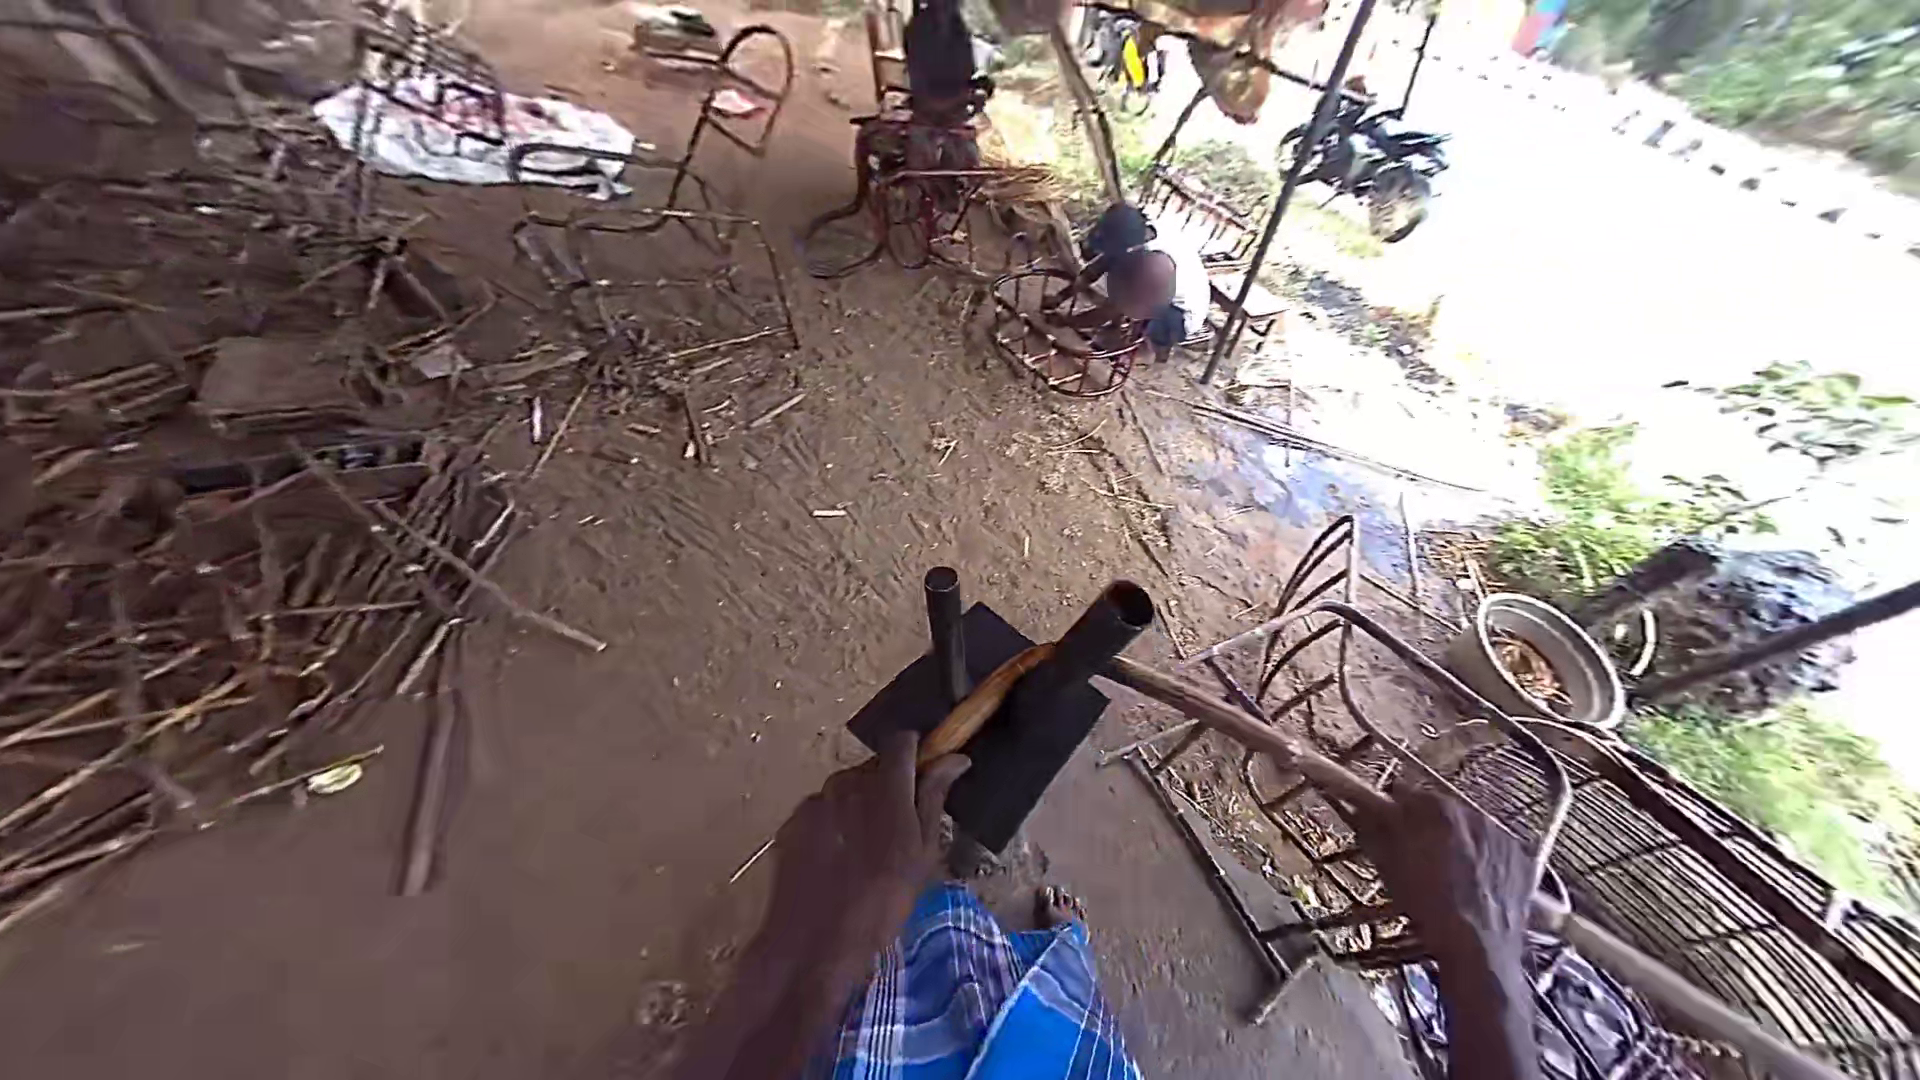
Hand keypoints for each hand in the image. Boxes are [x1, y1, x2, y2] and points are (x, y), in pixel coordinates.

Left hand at [762, 731, 969, 976]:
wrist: (812, 946)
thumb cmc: (881, 902)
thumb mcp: (922, 853)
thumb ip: (934, 796)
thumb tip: (956, 758)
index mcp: (885, 785)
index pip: (902, 740)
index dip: (914, 751)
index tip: (922, 773)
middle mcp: (847, 781)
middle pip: (874, 768)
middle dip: (887, 788)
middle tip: (894, 830)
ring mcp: (815, 800)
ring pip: (846, 790)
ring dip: (858, 807)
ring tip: (861, 853)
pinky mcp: (792, 821)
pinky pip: (821, 811)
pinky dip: (831, 825)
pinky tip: (833, 862)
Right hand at [1348, 779, 1535, 968]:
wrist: (1478, 948)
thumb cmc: (1425, 900)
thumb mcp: (1384, 859)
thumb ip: (1368, 823)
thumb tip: (1357, 804)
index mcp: (1434, 807)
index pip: (1401, 790)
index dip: (1390, 808)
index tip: (1386, 825)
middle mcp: (1470, 813)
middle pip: (1435, 806)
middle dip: (1423, 822)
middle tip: (1414, 849)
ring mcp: (1500, 835)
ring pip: (1463, 825)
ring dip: (1451, 836)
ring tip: (1445, 867)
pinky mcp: (1521, 858)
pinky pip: (1490, 845)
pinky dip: (1479, 854)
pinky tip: (1471, 878)